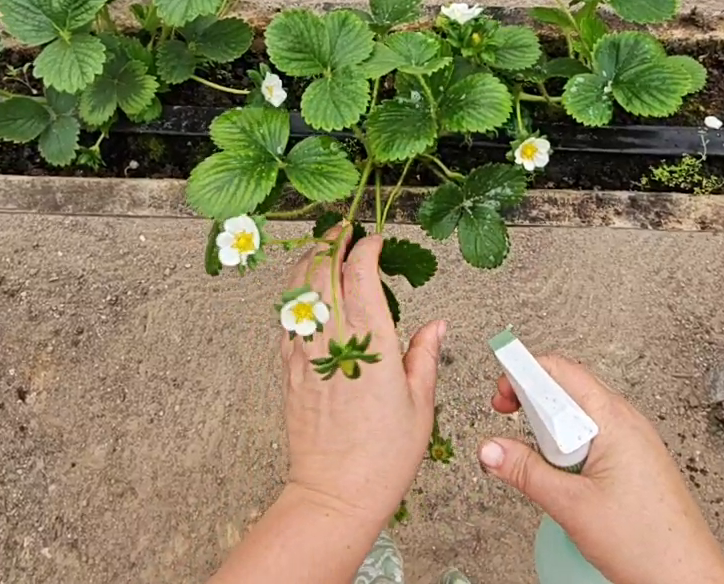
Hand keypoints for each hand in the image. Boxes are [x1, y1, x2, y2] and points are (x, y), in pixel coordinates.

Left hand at [281, 235, 446, 529]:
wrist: (335, 494)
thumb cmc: (382, 456)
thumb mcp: (420, 404)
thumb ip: (425, 354)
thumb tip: (437, 324)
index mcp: (372, 342)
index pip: (361, 273)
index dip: (366, 247)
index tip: (375, 240)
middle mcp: (336, 339)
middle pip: (324, 270)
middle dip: (332, 241)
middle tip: (343, 228)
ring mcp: (307, 352)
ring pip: (300, 289)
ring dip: (309, 260)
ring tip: (321, 246)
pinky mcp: (290, 369)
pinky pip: (287, 319)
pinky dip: (294, 294)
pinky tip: (302, 289)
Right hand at [479, 355, 723, 583]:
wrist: (690, 582)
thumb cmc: (648, 546)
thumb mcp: (571, 505)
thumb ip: (525, 472)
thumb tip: (490, 449)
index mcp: (613, 419)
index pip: (560, 371)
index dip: (523, 373)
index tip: (500, 391)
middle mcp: (627, 421)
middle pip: (569, 387)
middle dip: (532, 398)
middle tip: (508, 416)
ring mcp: (635, 439)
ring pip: (581, 412)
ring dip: (552, 423)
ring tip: (539, 453)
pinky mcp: (637, 459)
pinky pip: (596, 433)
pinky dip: (571, 442)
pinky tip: (565, 470)